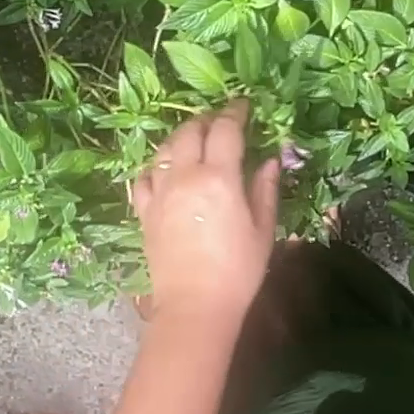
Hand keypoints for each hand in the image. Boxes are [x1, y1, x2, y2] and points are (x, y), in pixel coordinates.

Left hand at [130, 100, 279, 322]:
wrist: (194, 306)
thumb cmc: (238, 271)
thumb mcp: (263, 230)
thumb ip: (265, 189)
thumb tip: (270, 158)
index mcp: (219, 177)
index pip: (225, 130)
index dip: (235, 113)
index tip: (244, 106)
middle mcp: (184, 176)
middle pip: (190, 132)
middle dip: (206, 120)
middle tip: (220, 121)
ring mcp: (159, 193)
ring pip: (164, 149)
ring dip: (180, 137)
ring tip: (194, 139)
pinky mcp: (143, 212)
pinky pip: (144, 176)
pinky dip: (155, 165)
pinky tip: (165, 169)